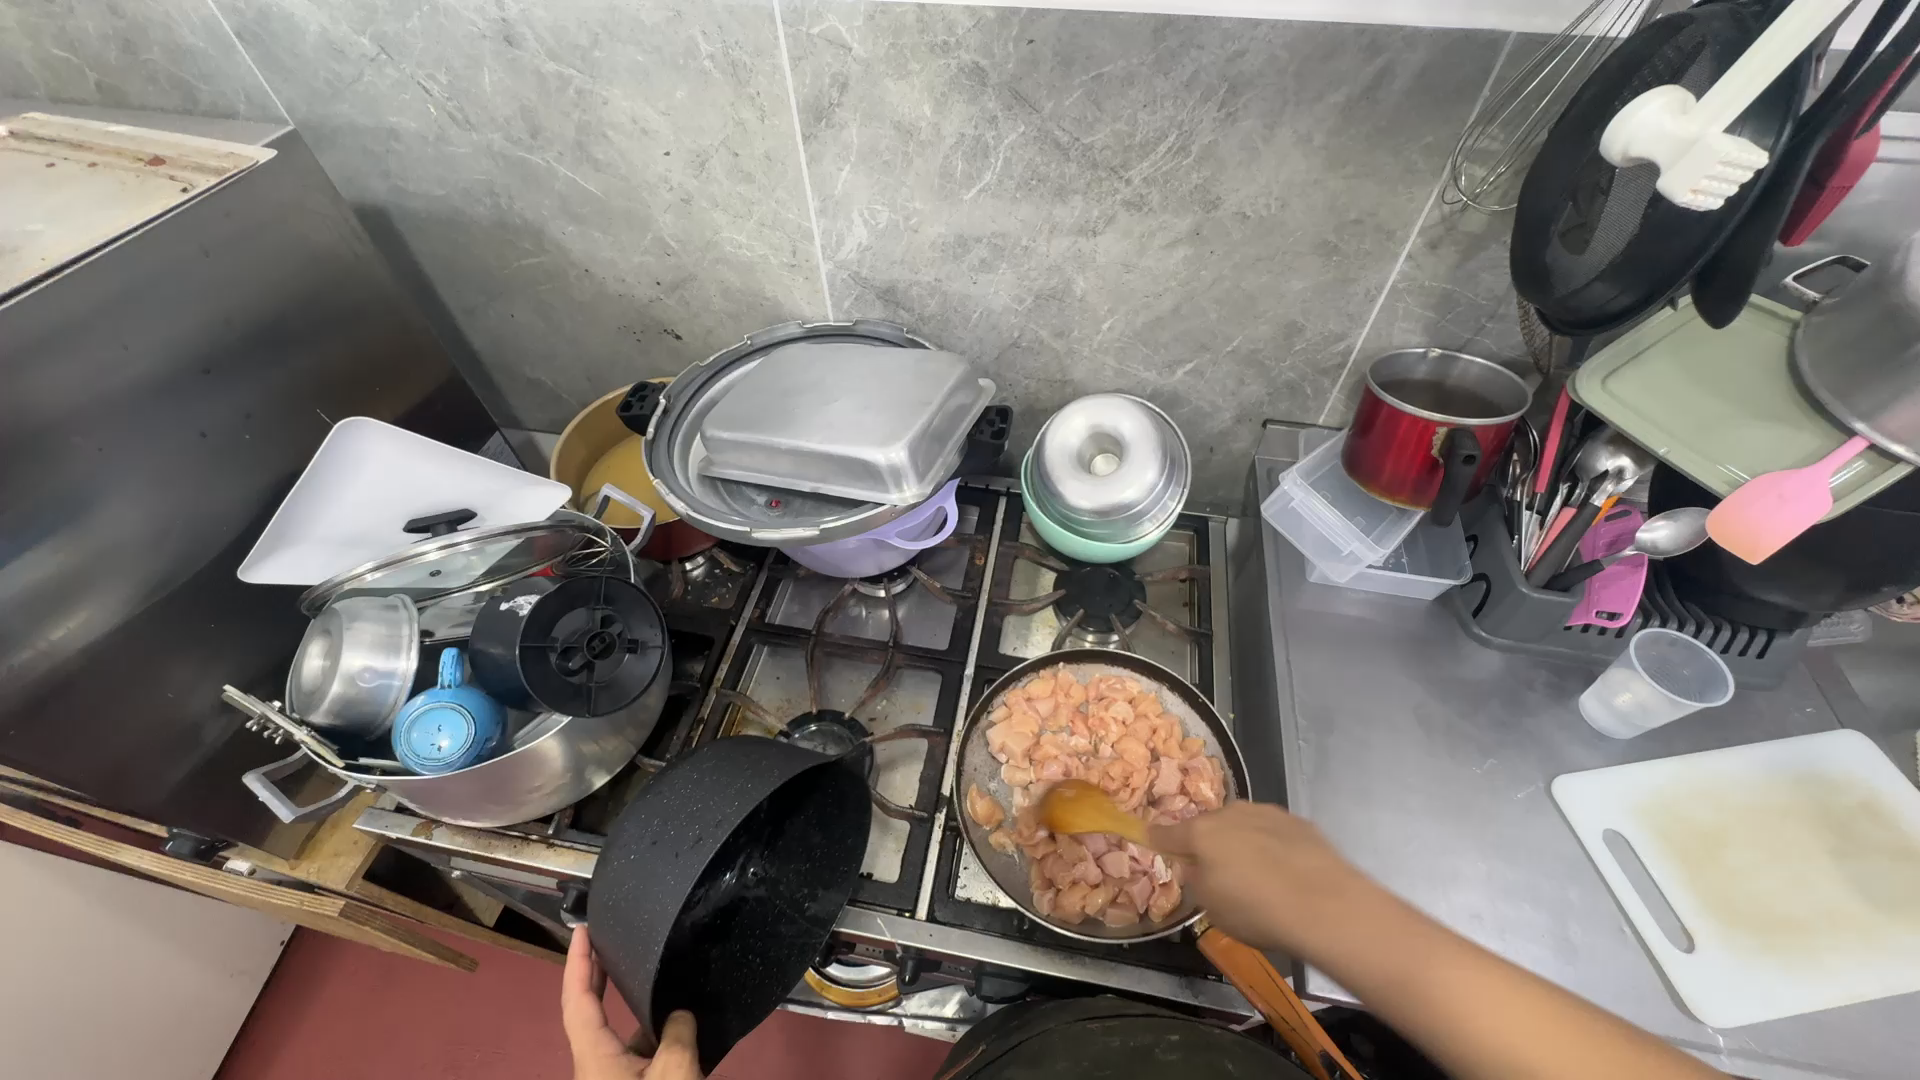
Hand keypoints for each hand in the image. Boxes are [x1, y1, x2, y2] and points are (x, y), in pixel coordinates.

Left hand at [562, 926, 702, 1079]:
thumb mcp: (673, 1073)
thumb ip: (678, 1035)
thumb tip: (680, 1015)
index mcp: (595, 1057)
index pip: (577, 1001)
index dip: (577, 963)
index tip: (581, 930)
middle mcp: (594, 1065)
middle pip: (586, 1010)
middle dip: (592, 972)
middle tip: (603, 937)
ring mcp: (608, 1078)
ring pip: (615, 1033)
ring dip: (627, 1003)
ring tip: (651, 972)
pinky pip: (633, 1051)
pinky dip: (648, 1030)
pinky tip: (675, 1024)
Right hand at [1151, 801, 1371, 951]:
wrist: (1328, 905)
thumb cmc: (1258, 909)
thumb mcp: (1212, 908)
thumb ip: (1197, 881)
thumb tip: (1197, 867)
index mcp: (1201, 833)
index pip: (1167, 833)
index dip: (1157, 838)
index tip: (1150, 838)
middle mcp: (1230, 813)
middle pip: (1209, 827)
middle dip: (1209, 844)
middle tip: (1219, 872)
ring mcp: (1266, 813)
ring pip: (1243, 826)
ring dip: (1242, 843)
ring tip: (1259, 875)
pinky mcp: (1299, 822)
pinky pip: (1273, 833)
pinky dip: (1273, 846)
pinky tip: (1287, 872)